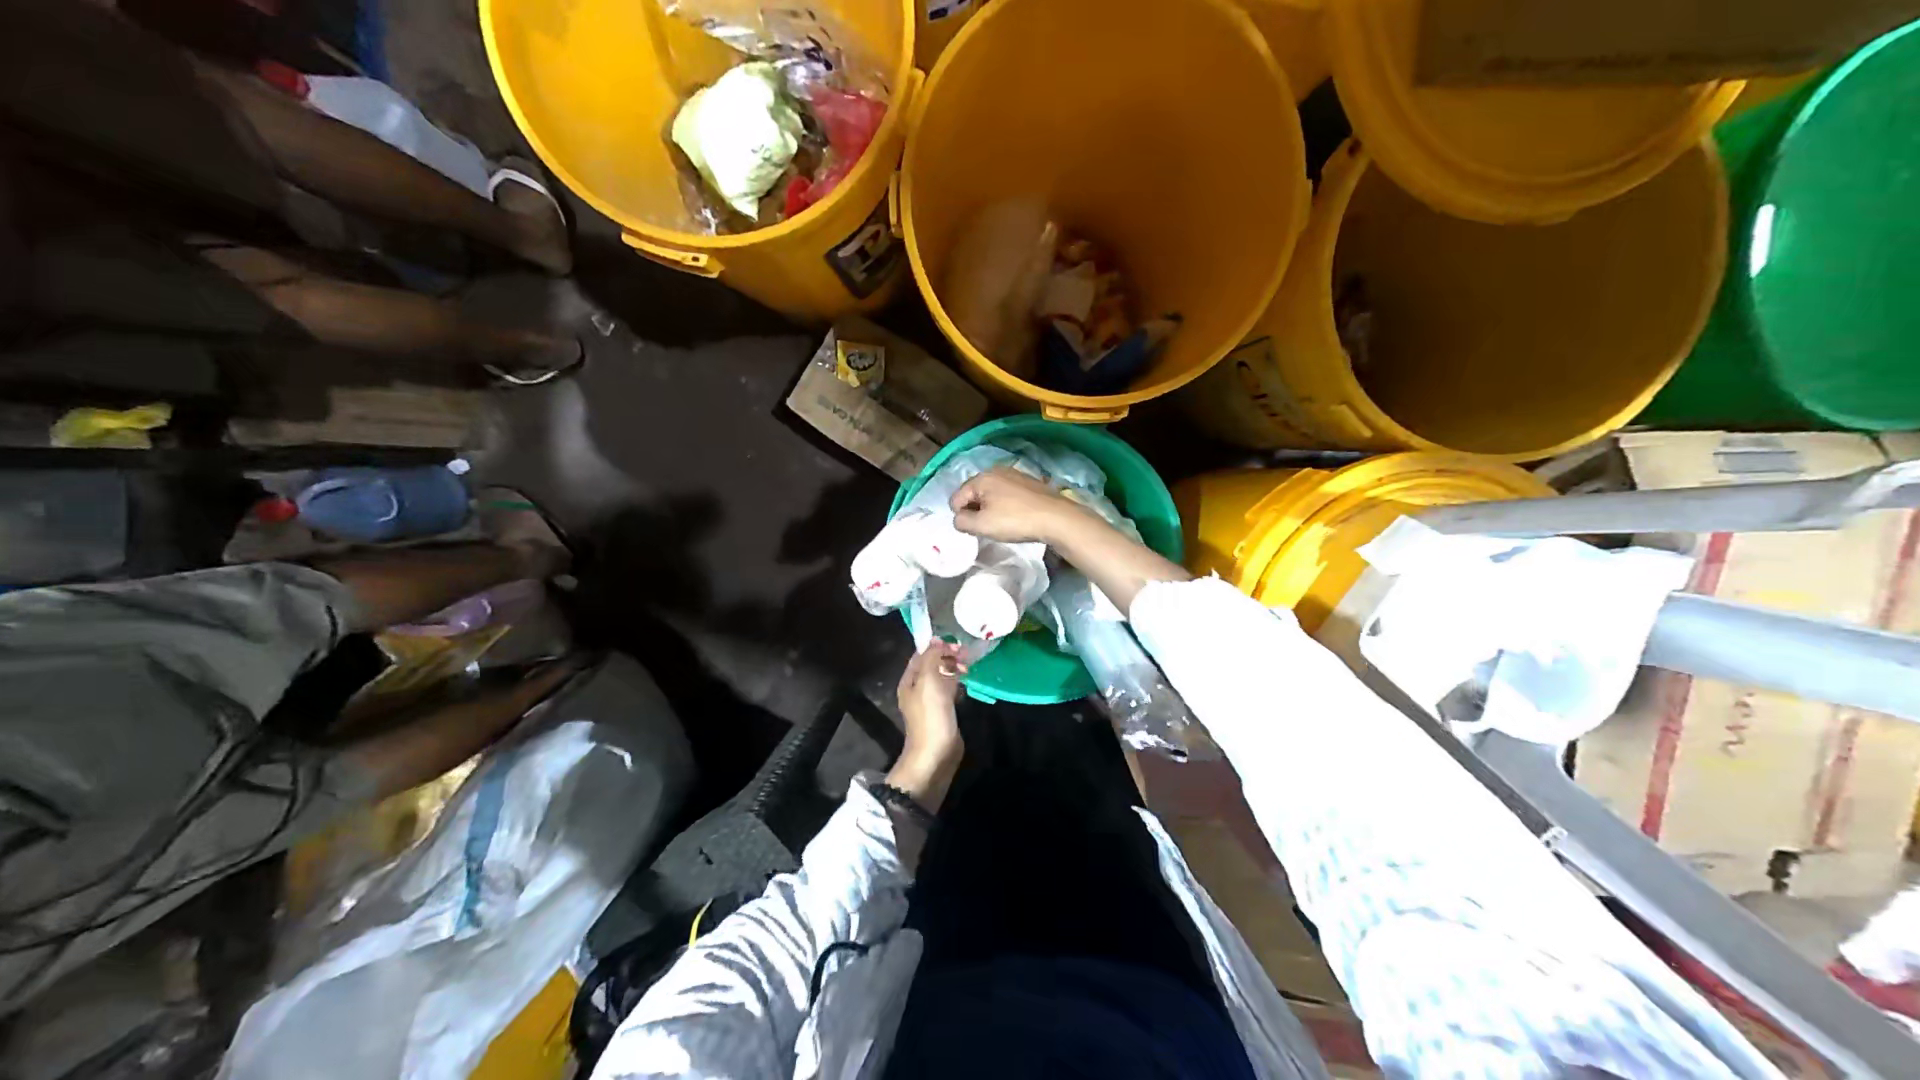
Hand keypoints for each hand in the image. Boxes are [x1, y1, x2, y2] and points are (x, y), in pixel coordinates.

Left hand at [888, 642, 965, 811]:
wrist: (936, 753)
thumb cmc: (931, 715)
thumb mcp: (929, 680)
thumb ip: (933, 658)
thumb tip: (939, 642)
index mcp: (909, 680)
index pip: (921, 654)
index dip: (937, 645)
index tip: (956, 642)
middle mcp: (917, 689)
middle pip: (932, 665)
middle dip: (947, 656)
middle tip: (966, 654)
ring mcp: (930, 701)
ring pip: (942, 677)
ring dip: (953, 669)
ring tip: (968, 666)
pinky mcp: (942, 712)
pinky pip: (949, 691)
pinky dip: (957, 683)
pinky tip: (967, 683)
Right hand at [950, 467, 1092, 544]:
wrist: (1056, 517)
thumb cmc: (1015, 520)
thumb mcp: (982, 525)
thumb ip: (962, 521)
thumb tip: (959, 518)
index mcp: (981, 478)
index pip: (956, 498)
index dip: (961, 516)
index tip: (976, 528)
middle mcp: (995, 470)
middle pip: (973, 493)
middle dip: (975, 510)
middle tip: (989, 527)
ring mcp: (1014, 474)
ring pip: (990, 493)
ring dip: (991, 508)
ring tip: (1003, 523)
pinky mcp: (1028, 482)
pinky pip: (1006, 493)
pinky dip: (1006, 504)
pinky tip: (1016, 516)